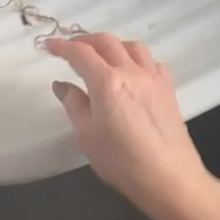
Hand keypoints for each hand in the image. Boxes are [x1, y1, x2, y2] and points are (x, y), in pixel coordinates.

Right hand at [47, 33, 210, 214]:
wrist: (170, 180)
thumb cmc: (122, 162)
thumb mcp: (87, 136)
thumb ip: (74, 105)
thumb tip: (62, 85)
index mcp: (107, 82)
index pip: (80, 53)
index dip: (62, 46)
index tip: (49, 46)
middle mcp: (131, 72)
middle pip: (106, 42)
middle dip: (85, 40)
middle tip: (71, 49)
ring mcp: (153, 79)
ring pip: (132, 46)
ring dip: (113, 45)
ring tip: (102, 57)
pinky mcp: (169, 90)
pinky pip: (153, 62)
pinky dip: (138, 59)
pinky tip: (133, 72)